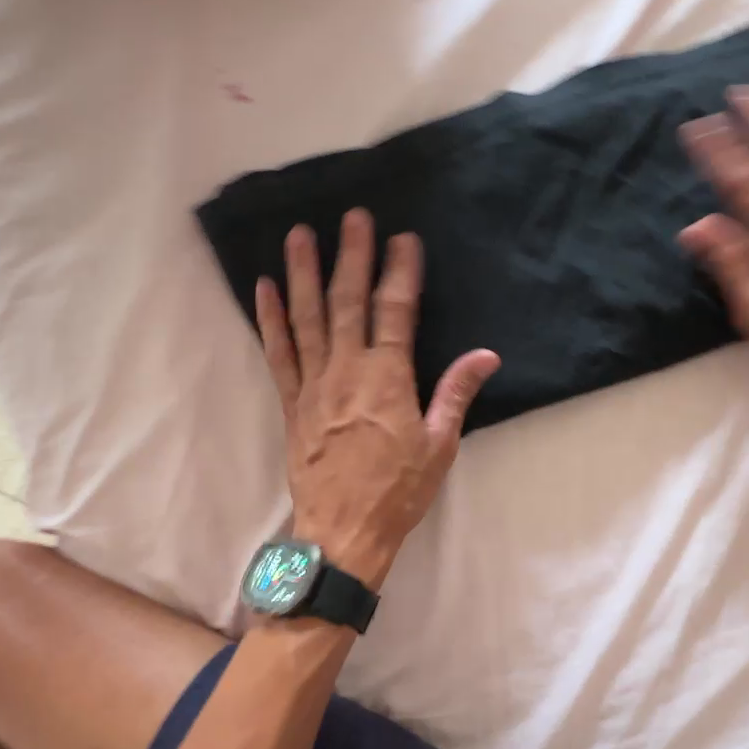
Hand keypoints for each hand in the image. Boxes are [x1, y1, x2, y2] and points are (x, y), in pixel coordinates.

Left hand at [256, 209, 499, 587]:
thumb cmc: (399, 492)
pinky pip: (278, 353)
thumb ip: (455, 394)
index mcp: (388, 379)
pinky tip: (264, 289)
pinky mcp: (291, 403)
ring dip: (303, 274)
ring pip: (307, 318)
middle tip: (353, 217)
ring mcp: (313, 385)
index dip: (400, 273)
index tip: (403, 238)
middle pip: (348, 303)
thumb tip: (485, 355)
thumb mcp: (439, 446)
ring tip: (298, 234)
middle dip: (352, 257)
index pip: (396, 313)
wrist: (343, 531)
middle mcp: (347, 371)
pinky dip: (270, 319)